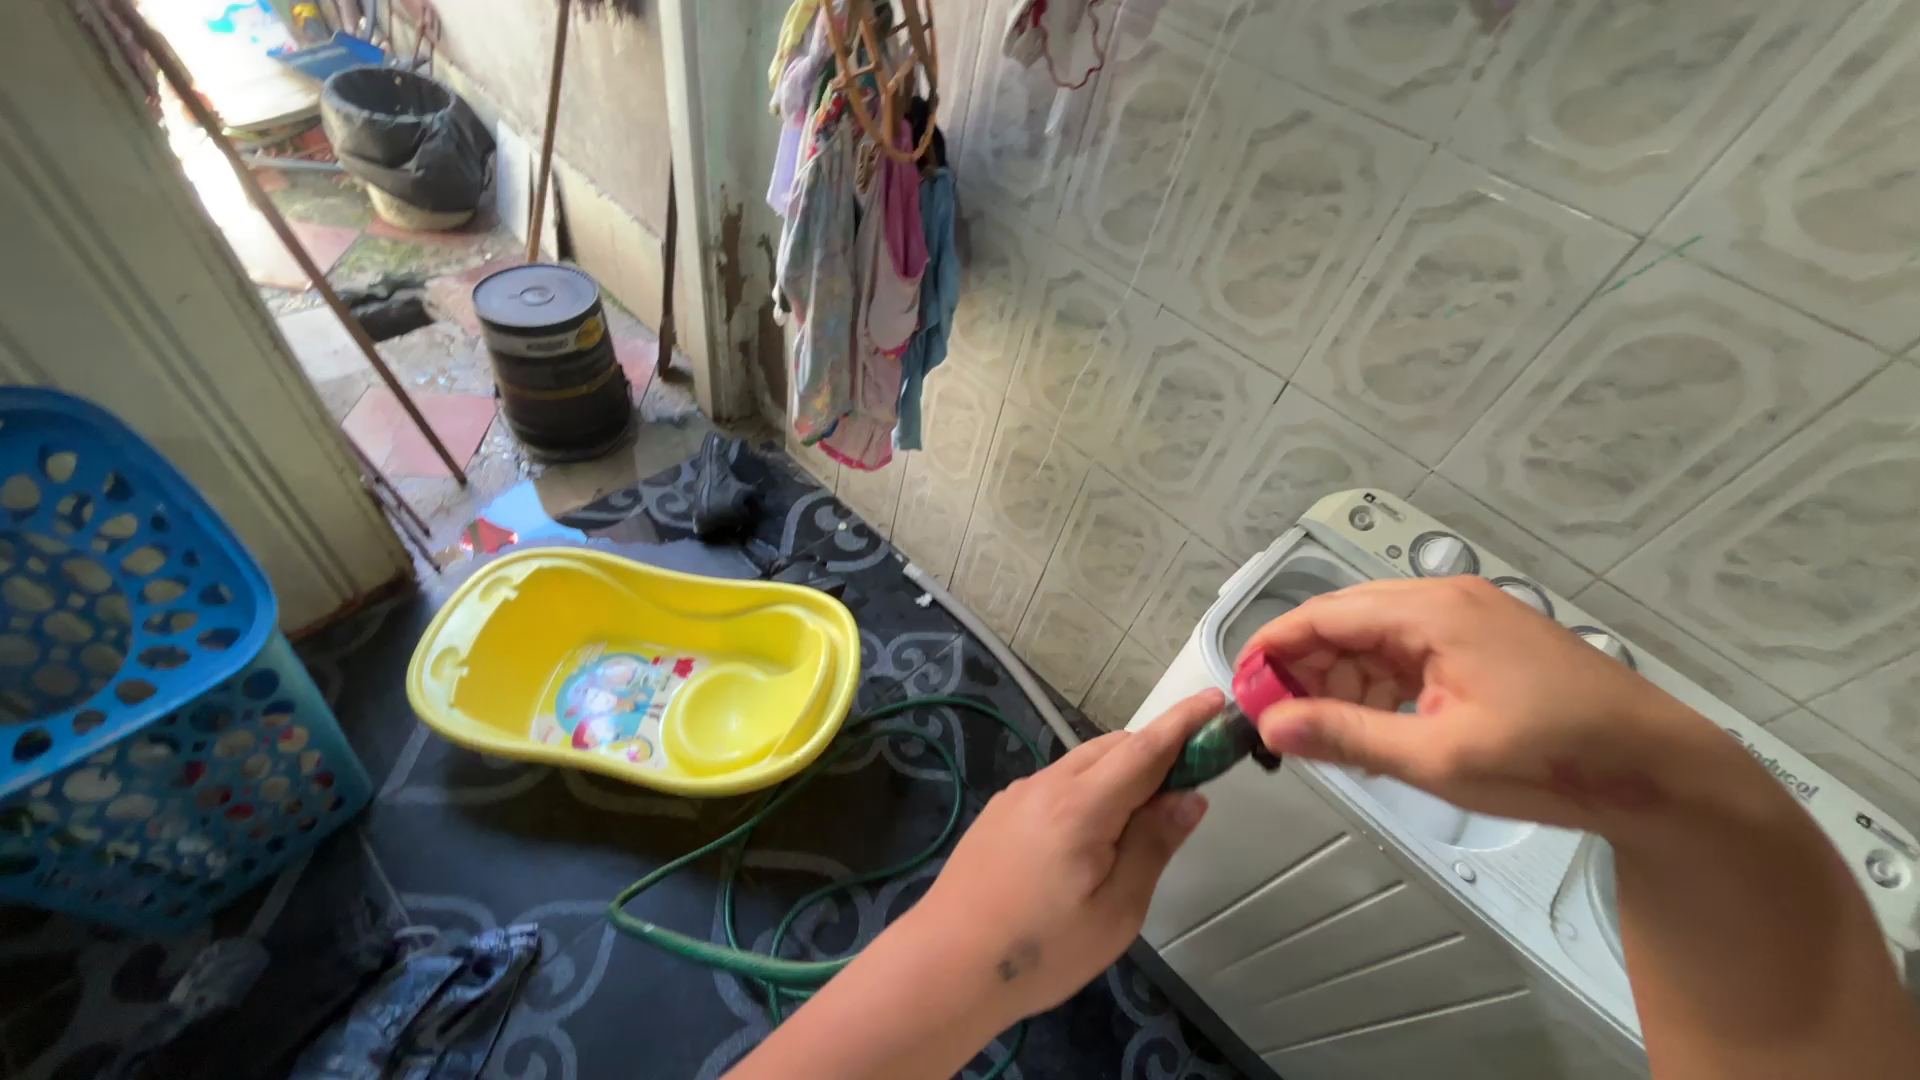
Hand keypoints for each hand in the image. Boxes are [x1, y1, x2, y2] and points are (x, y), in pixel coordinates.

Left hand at [908, 689, 1218, 1020]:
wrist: (947, 963)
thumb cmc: (1040, 949)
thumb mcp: (1116, 911)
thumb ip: (1152, 846)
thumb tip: (1189, 797)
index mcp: (1081, 806)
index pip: (1144, 749)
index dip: (1182, 722)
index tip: (1213, 698)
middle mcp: (1047, 785)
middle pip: (1112, 748)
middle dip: (1155, 751)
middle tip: (1187, 784)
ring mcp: (1019, 795)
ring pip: (1082, 763)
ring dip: (1120, 771)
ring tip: (1141, 818)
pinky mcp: (1001, 811)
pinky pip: (1058, 783)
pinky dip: (1089, 788)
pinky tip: (1090, 836)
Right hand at [1240, 576, 1740, 836]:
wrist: (1669, 778)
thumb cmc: (1555, 761)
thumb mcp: (1438, 758)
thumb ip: (1346, 737)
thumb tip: (1270, 726)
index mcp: (1431, 612)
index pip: (1323, 615)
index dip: (1272, 648)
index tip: (1240, 686)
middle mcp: (1443, 601)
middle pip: (1344, 623)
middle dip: (1306, 670)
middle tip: (1282, 720)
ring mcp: (1466, 620)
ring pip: (1372, 640)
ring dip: (1342, 683)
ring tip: (1331, 734)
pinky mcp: (1481, 643)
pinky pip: (1405, 654)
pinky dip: (1379, 687)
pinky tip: (1376, 726)